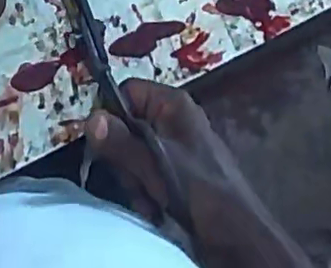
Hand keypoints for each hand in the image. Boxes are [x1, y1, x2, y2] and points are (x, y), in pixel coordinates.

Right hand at [86, 79, 310, 267]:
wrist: (240, 238)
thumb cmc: (202, 191)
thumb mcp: (158, 165)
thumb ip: (123, 143)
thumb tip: (90, 118)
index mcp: (172, 104)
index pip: (127, 92)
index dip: (111, 115)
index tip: (103, 143)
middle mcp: (172, 121)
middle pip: (127, 127)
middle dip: (126, 160)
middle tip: (137, 181)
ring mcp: (175, 148)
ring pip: (134, 157)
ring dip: (136, 183)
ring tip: (152, 202)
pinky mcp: (176, 175)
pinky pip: (147, 177)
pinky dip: (147, 196)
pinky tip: (157, 212)